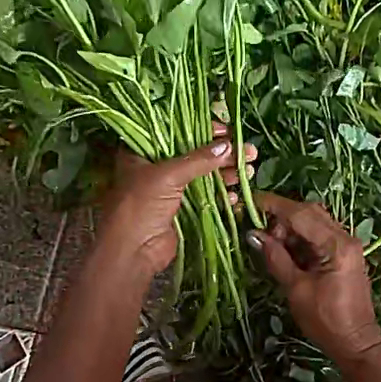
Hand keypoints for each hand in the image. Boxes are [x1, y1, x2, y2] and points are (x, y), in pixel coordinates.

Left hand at [97, 124, 256, 274]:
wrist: (132, 252)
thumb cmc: (139, 206)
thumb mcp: (167, 176)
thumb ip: (198, 159)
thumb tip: (228, 145)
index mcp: (143, 151)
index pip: (177, 130)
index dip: (203, 128)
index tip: (227, 130)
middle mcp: (157, 166)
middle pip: (195, 153)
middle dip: (222, 152)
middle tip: (248, 151)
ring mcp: (170, 189)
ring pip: (204, 174)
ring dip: (226, 172)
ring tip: (249, 170)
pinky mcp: (182, 208)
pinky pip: (206, 195)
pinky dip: (221, 193)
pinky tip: (235, 193)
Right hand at [247, 194, 380, 364]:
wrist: (355, 342)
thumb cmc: (325, 320)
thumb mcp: (296, 289)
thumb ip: (276, 258)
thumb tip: (254, 235)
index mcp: (336, 244)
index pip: (301, 214)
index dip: (274, 205)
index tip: (252, 201)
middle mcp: (345, 238)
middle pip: (309, 213)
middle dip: (282, 218)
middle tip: (262, 234)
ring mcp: (346, 245)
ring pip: (314, 222)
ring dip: (291, 228)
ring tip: (272, 246)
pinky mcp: (343, 254)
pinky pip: (319, 235)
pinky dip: (301, 239)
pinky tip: (286, 252)